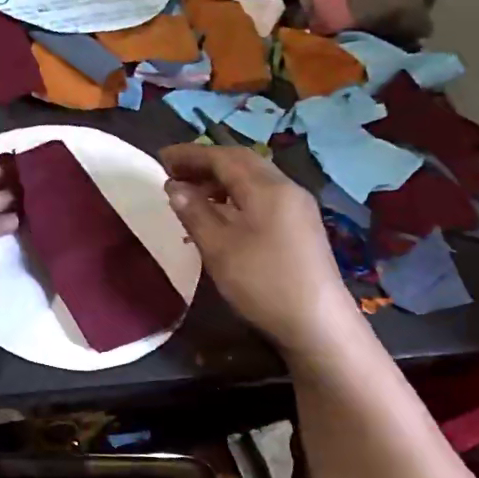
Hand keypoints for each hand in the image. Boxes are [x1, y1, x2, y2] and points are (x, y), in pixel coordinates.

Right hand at [160, 143, 357, 353]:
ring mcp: (297, 208)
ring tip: (191, 196)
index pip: (223, 157)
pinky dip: (236, 198)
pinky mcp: (300, 227)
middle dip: (206, 164)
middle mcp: (286, 188)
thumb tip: (175, 187)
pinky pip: (262, 198)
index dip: (190, 155)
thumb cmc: (262, 282)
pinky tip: (220, 217)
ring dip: (220, 181)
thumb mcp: (219, 248)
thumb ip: (195, 213)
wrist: (316, 322)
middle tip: (174, 173)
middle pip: (242, 163)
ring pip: (254, 181)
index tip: (161, 158)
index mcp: (267, 188)